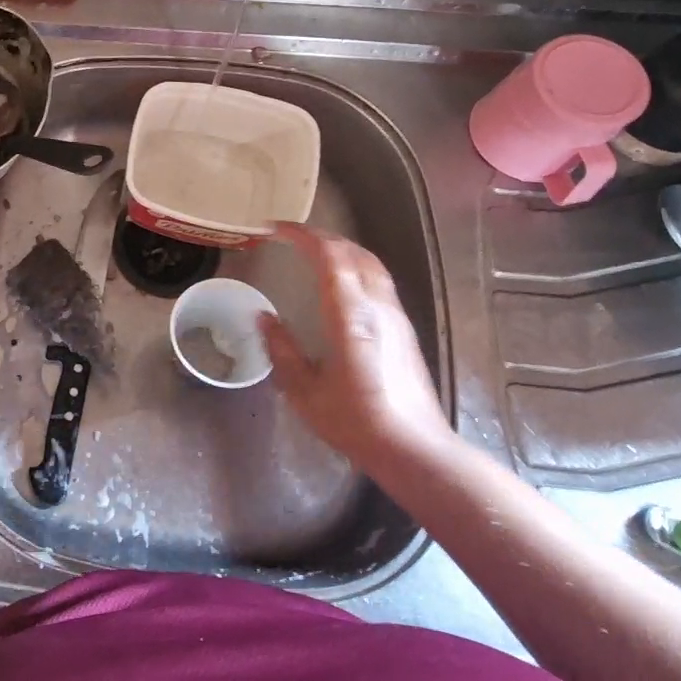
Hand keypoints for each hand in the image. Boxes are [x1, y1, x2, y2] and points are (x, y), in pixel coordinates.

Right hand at [259, 223, 451, 469]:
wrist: (416, 450)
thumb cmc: (356, 422)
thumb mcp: (304, 391)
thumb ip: (282, 350)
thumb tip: (264, 318)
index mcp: (350, 316)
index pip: (330, 256)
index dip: (302, 235)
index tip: (275, 230)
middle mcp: (377, 308)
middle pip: (353, 252)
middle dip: (320, 237)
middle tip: (290, 237)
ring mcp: (396, 317)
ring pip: (371, 264)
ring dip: (341, 249)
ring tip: (314, 252)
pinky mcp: (405, 330)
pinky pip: (379, 280)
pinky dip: (355, 266)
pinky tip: (341, 283)